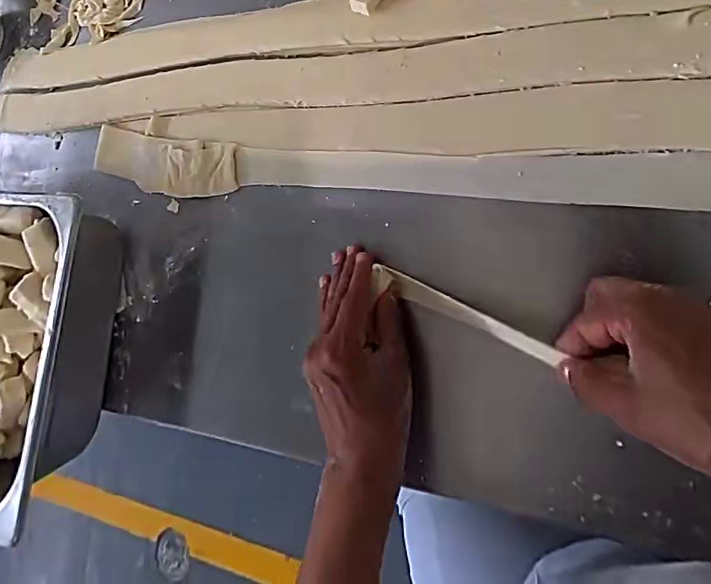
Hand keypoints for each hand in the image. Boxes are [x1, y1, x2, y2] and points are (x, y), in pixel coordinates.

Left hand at [303, 246, 409, 481]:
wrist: (360, 459)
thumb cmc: (384, 420)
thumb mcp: (396, 368)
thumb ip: (389, 326)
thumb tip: (385, 295)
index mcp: (342, 349)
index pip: (353, 301)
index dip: (361, 275)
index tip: (367, 255)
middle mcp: (321, 349)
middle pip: (336, 302)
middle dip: (347, 275)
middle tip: (353, 251)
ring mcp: (314, 358)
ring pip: (327, 312)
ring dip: (335, 286)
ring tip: (338, 261)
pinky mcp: (314, 365)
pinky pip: (322, 326)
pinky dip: (328, 306)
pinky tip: (327, 291)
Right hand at [554, 277, 710, 487]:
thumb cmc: (703, 423)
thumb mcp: (633, 409)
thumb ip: (589, 383)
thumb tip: (569, 368)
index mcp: (640, 308)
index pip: (586, 314)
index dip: (571, 345)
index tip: (571, 375)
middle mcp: (665, 296)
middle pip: (609, 297)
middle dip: (594, 330)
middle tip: (596, 374)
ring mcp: (692, 307)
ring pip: (638, 307)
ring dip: (622, 334)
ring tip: (629, 382)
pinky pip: (664, 319)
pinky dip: (649, 338)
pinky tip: (662, 379)